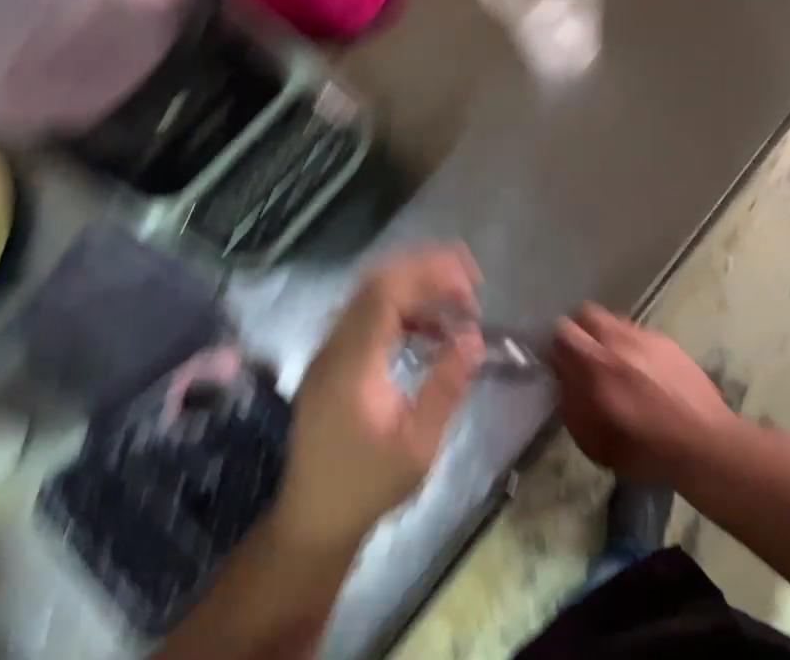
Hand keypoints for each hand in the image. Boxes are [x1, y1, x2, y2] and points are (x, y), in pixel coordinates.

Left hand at [276, 246, 483, 550]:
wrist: (315, 517)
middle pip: (375, 284)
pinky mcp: (332, 363)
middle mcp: (334, 348)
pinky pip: (365, 318)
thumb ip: (445, 387)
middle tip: (470, 282)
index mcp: (352, 364)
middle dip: (425, 272)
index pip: (385, 294)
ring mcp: (328, 354)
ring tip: (458, 305)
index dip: (429, 275)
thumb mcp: (419, 444)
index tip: (471, 282)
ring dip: (415, 290)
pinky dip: (401, 311)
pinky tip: (431, 331)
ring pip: (369, 297)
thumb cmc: (369, 485)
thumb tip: (474, 338)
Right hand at [551, 304, 739, 485]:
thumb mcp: (593, 442)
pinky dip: (630, 344)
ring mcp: (647, 337)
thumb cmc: (645, 450)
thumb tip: (563, 377)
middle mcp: (620, 341)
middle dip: (579, 332)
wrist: (705, 443)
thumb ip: (570, 403)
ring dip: (605, 336)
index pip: (562, 330)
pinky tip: (641, 371)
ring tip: (614, 365)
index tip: (557, 364)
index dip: (555, 346)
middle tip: (583, 360)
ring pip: (613, 320)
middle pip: (587, 313)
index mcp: (597, 364)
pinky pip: (638, 332)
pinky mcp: (668, 341)